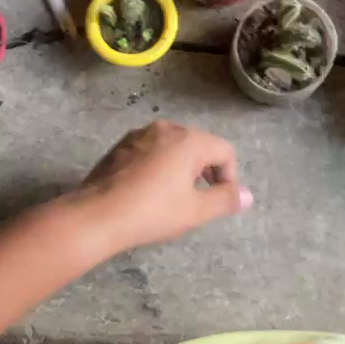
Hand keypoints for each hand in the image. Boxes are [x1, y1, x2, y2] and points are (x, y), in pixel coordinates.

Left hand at [64, 121, 250, 252]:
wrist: (96, 215)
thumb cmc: (151, 212)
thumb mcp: (195, 211)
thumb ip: (225, 199)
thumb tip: (248, 195)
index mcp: (189, 140)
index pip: (224, 151)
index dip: (228, 176)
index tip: (218, 200)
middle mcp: (166, 128)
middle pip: (199, 144)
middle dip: (205, 170)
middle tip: (197, 200)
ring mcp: (140, 134)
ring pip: (174, 146)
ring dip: (181, 167)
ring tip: (172, 196)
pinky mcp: (121, 144)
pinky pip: (152, 149)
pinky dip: (159, 164)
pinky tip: (148, 190)